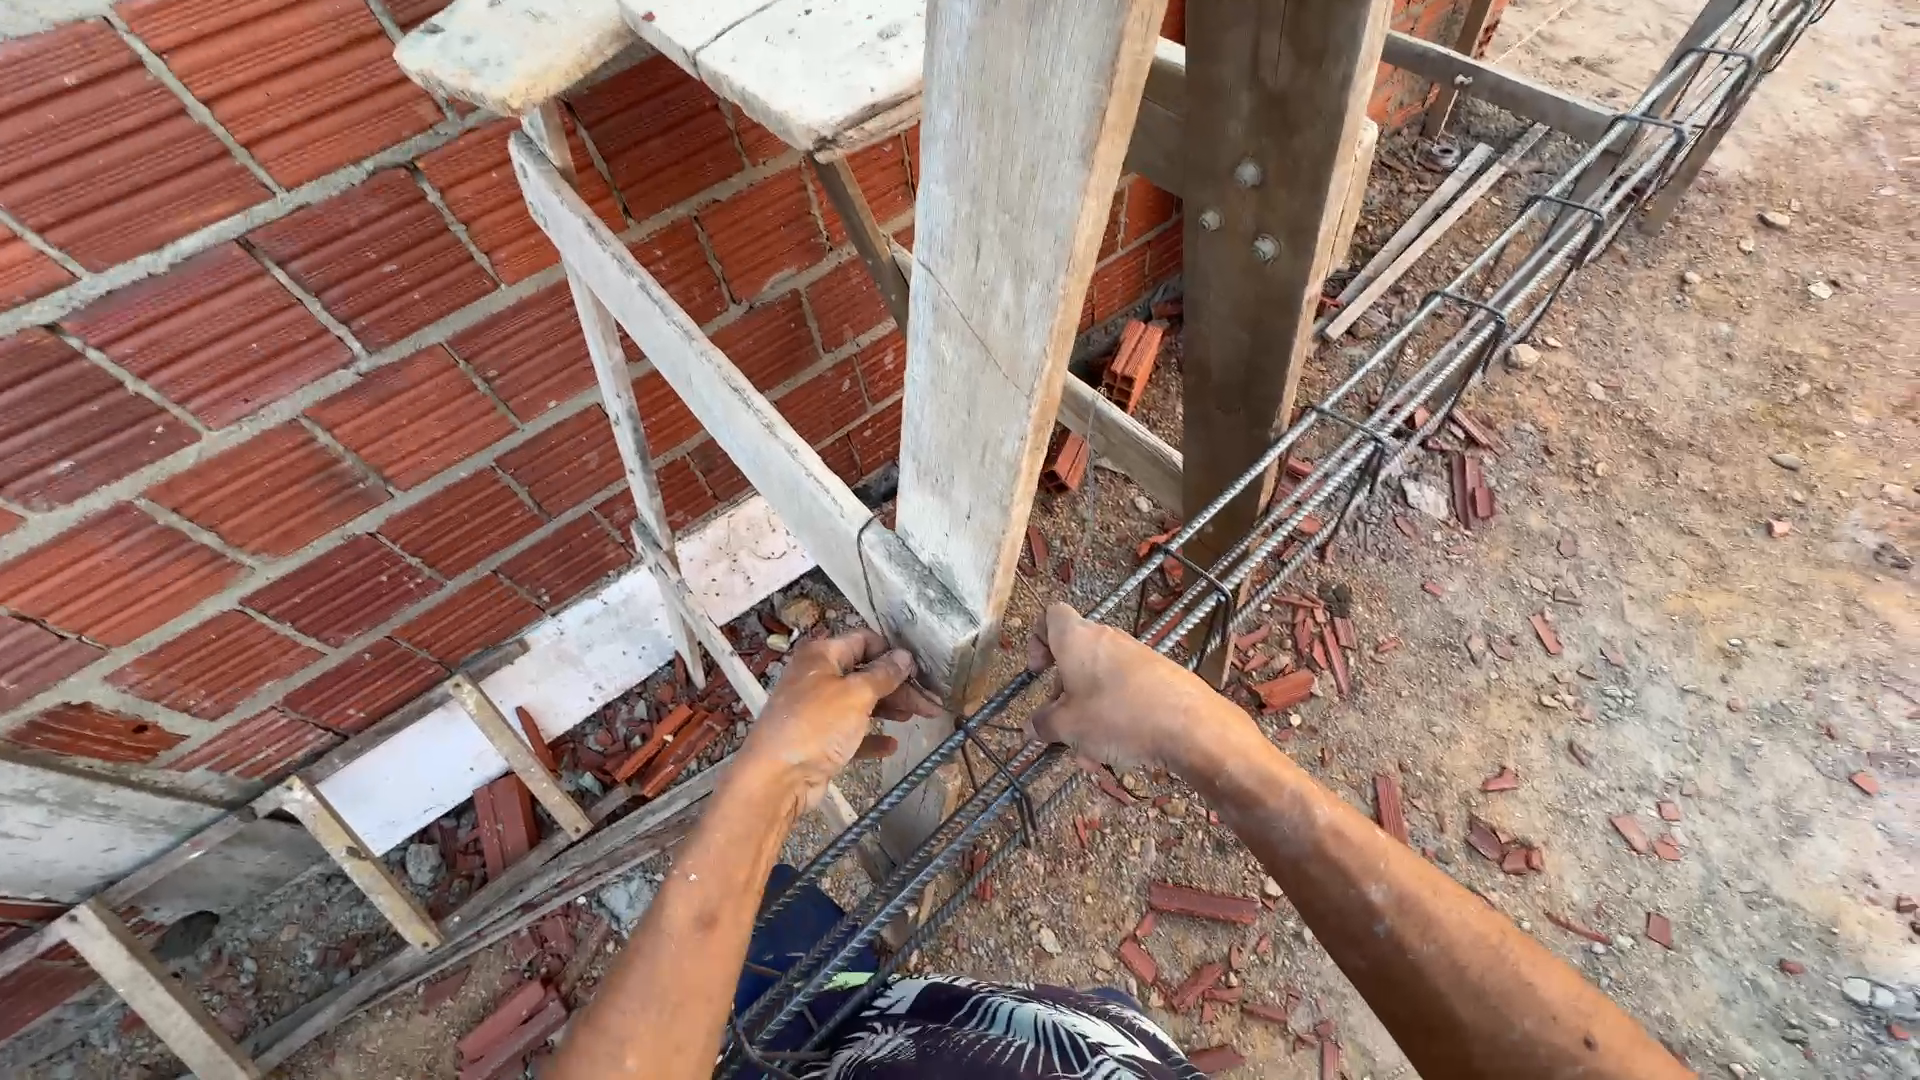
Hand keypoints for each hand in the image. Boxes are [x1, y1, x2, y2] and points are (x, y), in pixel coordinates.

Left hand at [740, 628, 939, 809]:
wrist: (776, 779)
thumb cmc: (815, 726)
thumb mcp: (856, 694)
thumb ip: (884, 674)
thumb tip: (904, 657)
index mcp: (822, 655)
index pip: (864, 641)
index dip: (892, 653)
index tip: (919, 670)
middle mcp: (818, 677)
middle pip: (866, 674)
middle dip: (899, 686)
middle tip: (929, 702)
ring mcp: (818, 710)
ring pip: (862, 703)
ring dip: (890, 708)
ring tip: (918, 717)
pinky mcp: (820, 740)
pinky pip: (852, 733)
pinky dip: (872, 736)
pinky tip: (891, 745)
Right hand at [1025, 602, 1257, 772]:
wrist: (1190, 725)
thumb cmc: (1118, 716)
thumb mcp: (1068, 727)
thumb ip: (1043, 724)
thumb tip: (1033, 726)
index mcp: (1076, 639)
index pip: (1050, 616)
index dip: (1037, 640)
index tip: (1037, 672)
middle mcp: (1106, 639)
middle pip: (1075, 658)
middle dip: (1064, 694)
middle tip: (1061, 725)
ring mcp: (1135, 656)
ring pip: (1099, 683)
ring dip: (1089, 715)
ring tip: (1091, 754)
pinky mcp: (1158, 677)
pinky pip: (1124, 694)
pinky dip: (1115, 719)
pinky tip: (1119, 752)